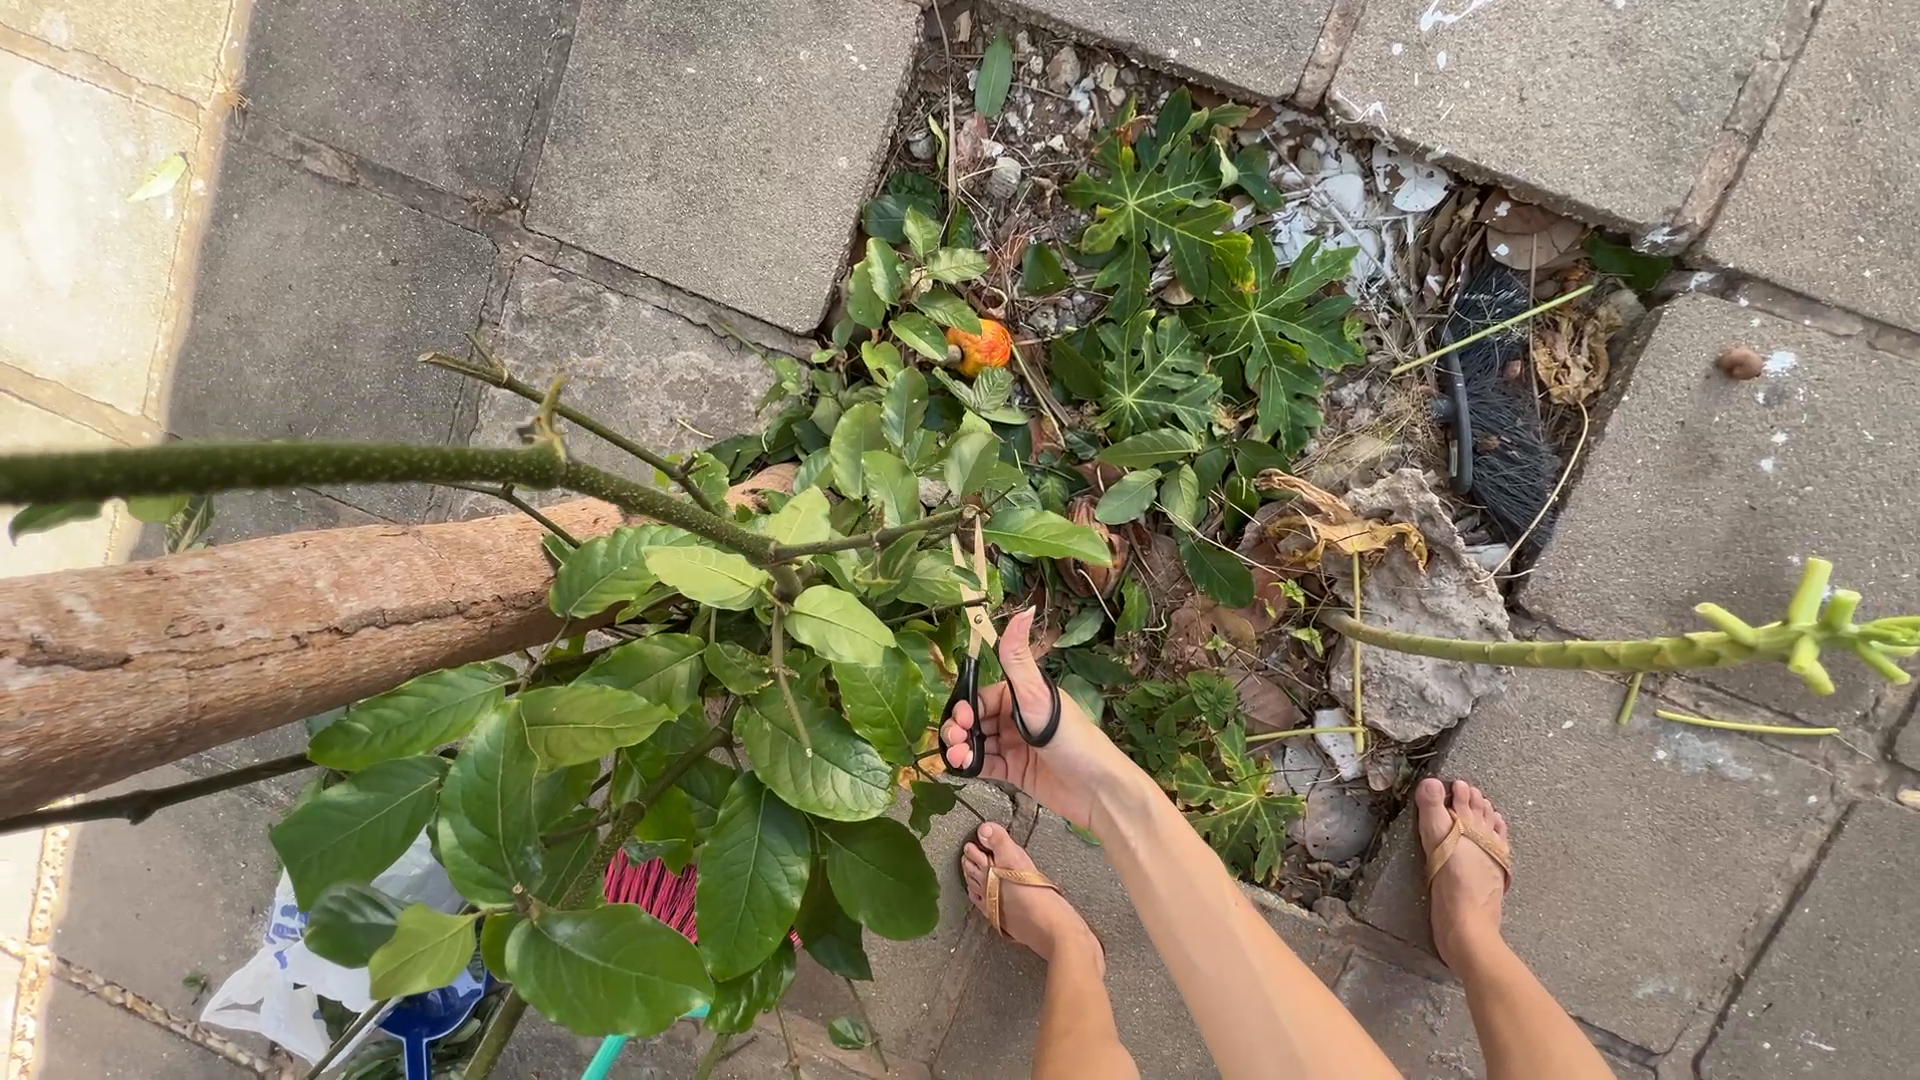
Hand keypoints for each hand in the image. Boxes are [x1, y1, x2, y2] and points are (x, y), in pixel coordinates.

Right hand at [940, 608, 1144, 830]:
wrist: (1096, 787)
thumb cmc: (1070, 735)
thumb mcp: (1037, 694)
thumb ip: (1018, 657)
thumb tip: (1023, 610)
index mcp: (1021, 695)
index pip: (981, 698)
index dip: (965, 708)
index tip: (959, 720)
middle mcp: (1016, 717)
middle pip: (975, 720)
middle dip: (958, 729)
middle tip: (953, 741)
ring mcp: (1014, 745)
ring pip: (976, 742)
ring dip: (961, 748)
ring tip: (957, 758)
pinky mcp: (1015, 771)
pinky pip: (985, 765)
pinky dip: (970, 765)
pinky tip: (962, 767)